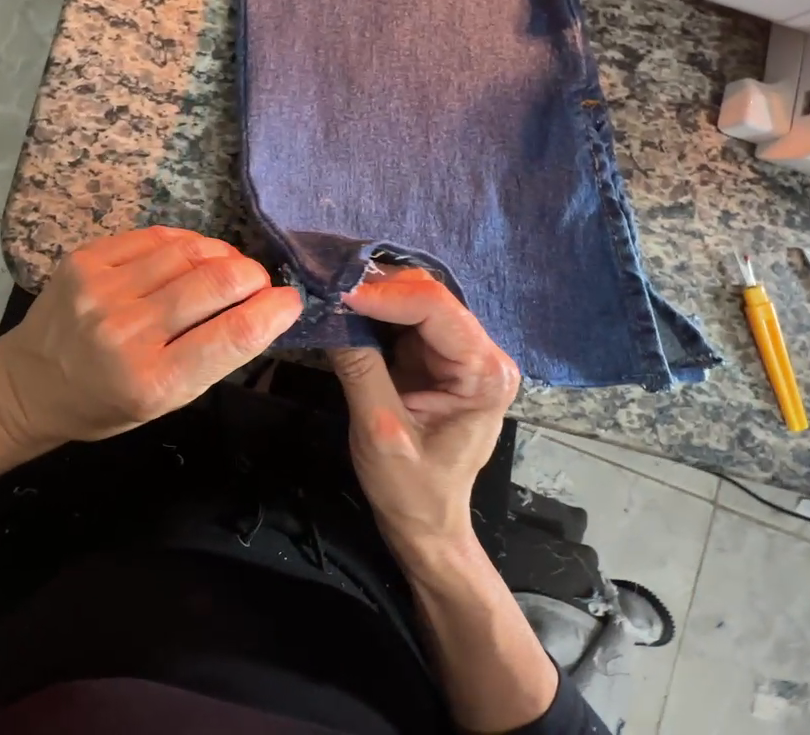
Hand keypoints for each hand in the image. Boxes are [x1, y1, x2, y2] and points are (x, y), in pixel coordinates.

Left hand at [0, 227, 301, 447]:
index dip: (275, 310)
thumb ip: (211, 358)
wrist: (30, 382)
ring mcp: (102, 290)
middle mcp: (127, 332)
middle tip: (259, 283)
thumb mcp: (164, 402)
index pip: (234, 335)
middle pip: (217, 284)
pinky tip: (194, 253)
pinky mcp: (86, 260)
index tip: (291, 300)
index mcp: (153, 381)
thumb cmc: (104, 403)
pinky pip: (154, 237)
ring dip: (223, 255)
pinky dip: (186, 243)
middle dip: (253, 277)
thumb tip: (263, 310)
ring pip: (189, 252)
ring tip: (230, 266)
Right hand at [329, 270, 520, 559]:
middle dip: (376, 287)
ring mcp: (461, 353)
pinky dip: (372, 311)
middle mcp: (482, 354)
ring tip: (329, 291)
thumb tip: (329, 313)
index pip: (435, 308)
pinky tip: (344, 308)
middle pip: (428, 296)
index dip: (383, 294)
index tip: (335, 292)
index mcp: (484, 373)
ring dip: (372, 294)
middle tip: (326, 286)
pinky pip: (404, 319)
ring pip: (414, 301)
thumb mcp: (380, 431)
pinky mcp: (436, 357)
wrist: (425, 523)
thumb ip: (359, 368)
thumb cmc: (411, 489)